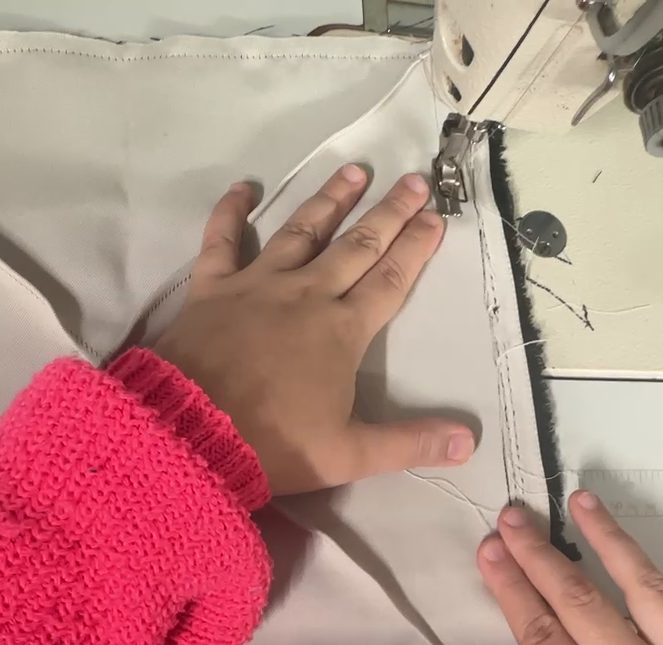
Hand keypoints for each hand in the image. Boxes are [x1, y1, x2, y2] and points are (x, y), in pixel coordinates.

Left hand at [152, 166, 475, 495]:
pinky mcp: (212, 288)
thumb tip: (470, 442)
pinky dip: (231, 212)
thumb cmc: (275, 444)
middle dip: (388, 213)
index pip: (390, 281)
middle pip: (356, 246)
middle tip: (413, 180)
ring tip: (354, 172)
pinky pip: (222, 240)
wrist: (192, 434)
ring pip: (300, 232)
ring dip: (329, 201)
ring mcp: (257, 285)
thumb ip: (410, 444)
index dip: (416, 249)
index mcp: (342, 331)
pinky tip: (244, 187)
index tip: (436, 218)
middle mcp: (305, 295)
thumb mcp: (350, 455)